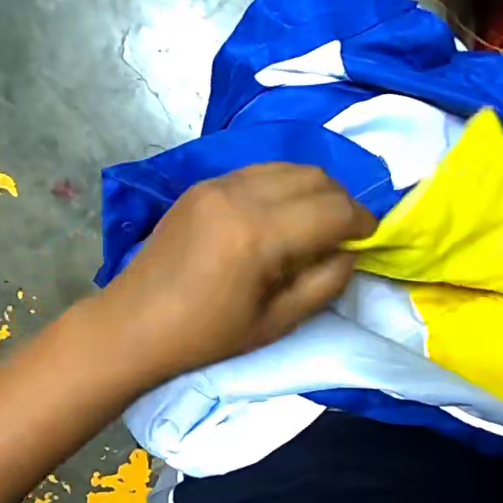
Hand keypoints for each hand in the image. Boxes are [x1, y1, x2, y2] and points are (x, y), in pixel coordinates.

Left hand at [90, 163, 376, 380]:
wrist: (133, 323)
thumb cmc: (205, 335)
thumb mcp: (276, 322)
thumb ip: (324, 283)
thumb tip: (349, 252)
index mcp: (258, 234)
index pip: (333, 209)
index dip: (362, 222)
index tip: (369, 239)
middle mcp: (238, 195)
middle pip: (315, 177)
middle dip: (341, 202)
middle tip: (345, 234)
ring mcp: (215, 184)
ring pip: (287, 167)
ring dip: (312, 190)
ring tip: (314, 223)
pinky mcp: (200, 185)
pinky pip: (257, 172)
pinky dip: (281, 186)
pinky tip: (277, 216)